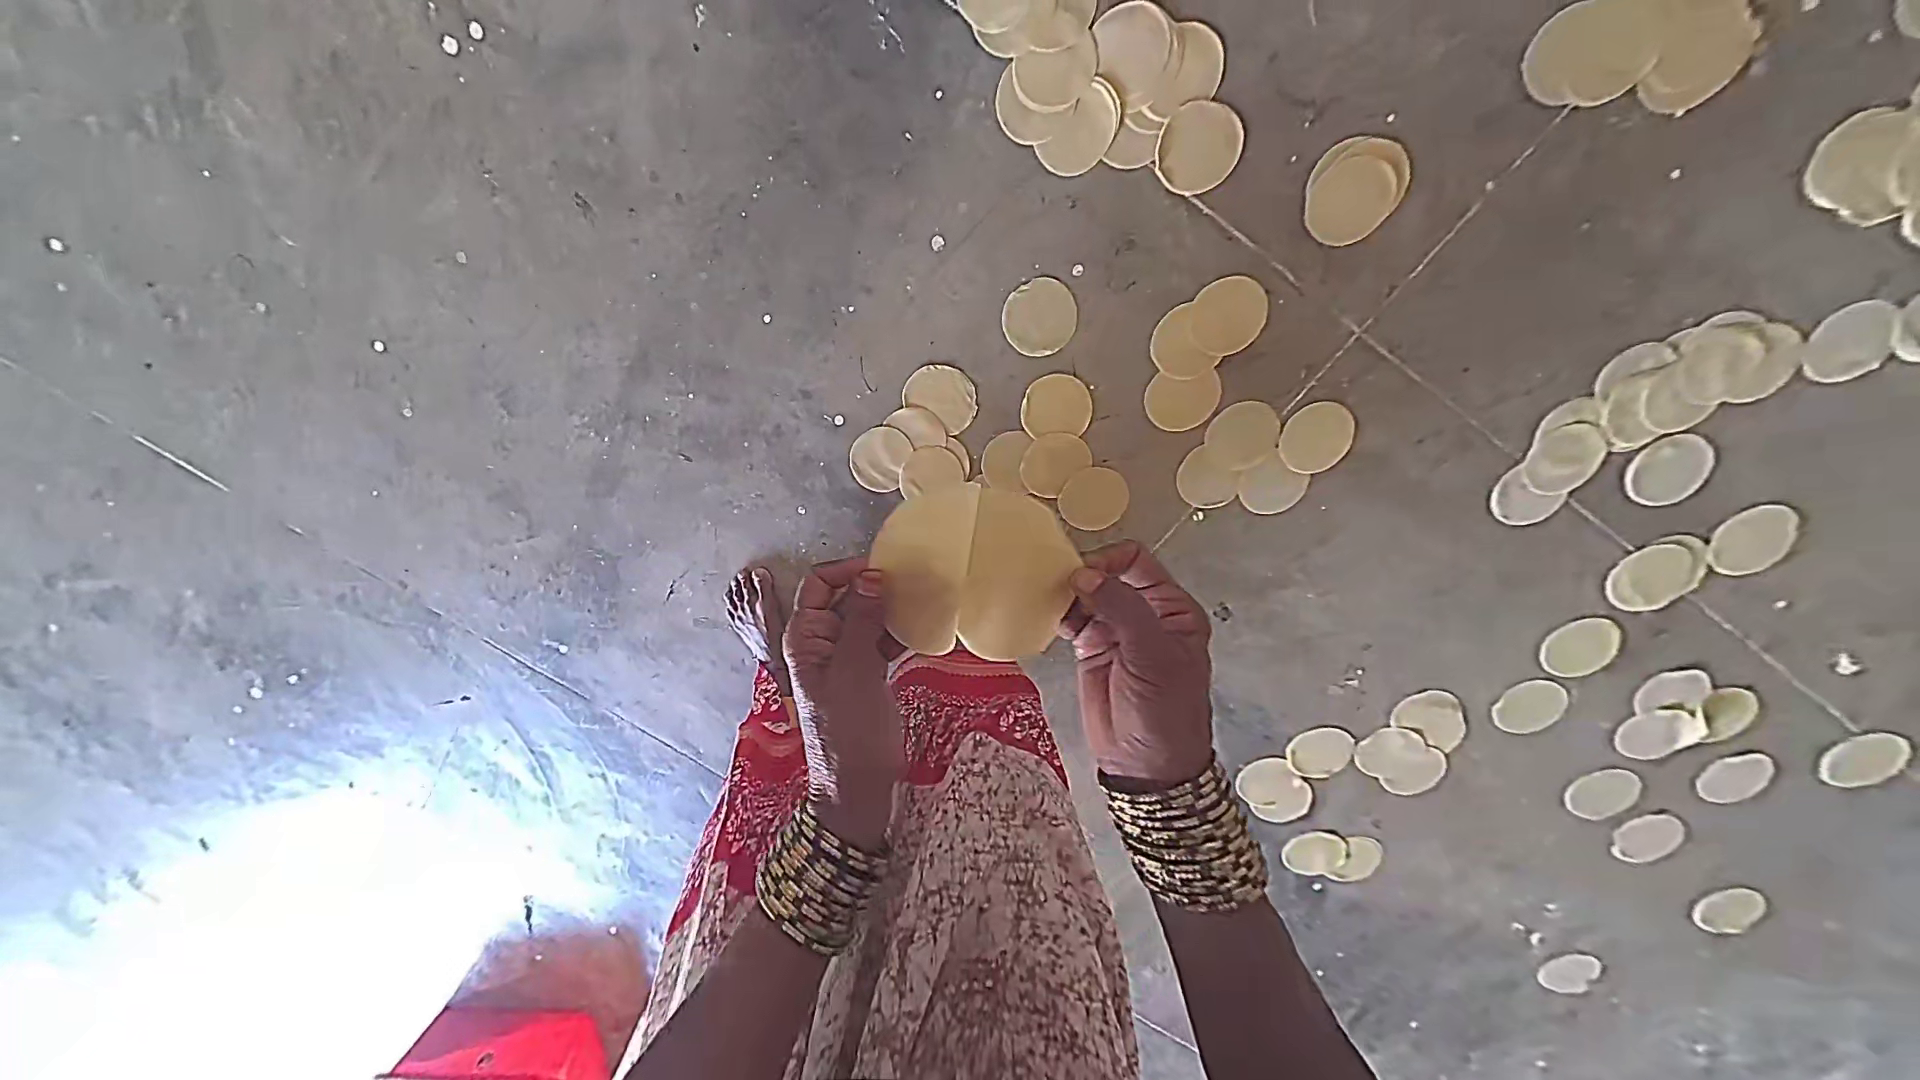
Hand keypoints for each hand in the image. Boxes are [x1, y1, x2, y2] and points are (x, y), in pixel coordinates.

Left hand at [783, 557, 904, 847]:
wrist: (860, 783)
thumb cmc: (848, 728)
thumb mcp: (854, 669)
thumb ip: (863, 620)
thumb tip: (873, 575)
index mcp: (806, 636)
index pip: (820, 584)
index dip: (848, 571)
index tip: (884, 569)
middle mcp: (823, 641)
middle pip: (847, 597)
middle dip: (875, 588)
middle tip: (913, 583)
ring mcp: (847, 656)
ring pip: (868, 617)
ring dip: (891, 609)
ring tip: (923, 601)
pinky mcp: (868, 671)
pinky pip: (882, 639)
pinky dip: (898, 632)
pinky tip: (922, 629)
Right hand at [1057, 541, 1214, 786]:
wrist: (1145, 765)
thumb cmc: (1164, 710)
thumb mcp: (1151, 654)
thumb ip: (1121, 608)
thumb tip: (1084, 574)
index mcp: (1170, 607)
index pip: (1137, 562)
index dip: (1109, 561)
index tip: (1083, 574)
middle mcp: (1142, 613)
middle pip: (1107, 574)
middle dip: (1084, 576)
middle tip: (1059, 586)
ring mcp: (1115, 630)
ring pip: (1085, 595)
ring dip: (1067, 595)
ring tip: (1052, 604)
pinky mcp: (1091, 648)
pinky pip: (1071, 619)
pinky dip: (1058, 615)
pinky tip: (1051, 620)